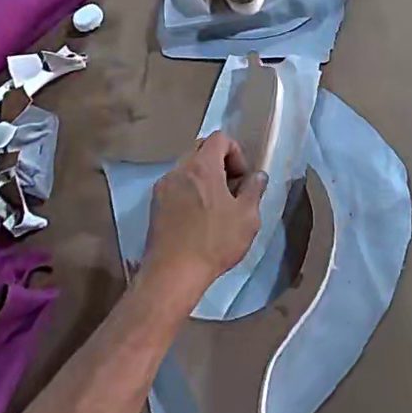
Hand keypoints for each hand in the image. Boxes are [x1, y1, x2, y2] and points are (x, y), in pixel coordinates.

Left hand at [143, 132, 265, 294]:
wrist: (172, 274)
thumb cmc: (214, 242)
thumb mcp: (247, 217)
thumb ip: (255, 190)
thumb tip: (257, 176)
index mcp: (202, 167)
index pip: (219, 138)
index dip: (236, 152)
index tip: (242, 178)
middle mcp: (179, 170)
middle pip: (201, 149)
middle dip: (220, 163)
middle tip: (231, 189)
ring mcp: (163, 187)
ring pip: (187, 168)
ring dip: (204, 178)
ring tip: (215, 206)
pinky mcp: (154, 206)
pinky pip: (176, 186)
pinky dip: (189, 191)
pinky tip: (197, 218)